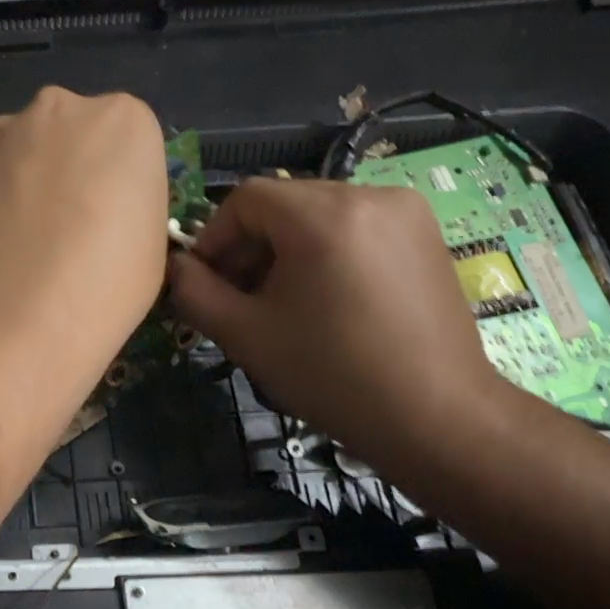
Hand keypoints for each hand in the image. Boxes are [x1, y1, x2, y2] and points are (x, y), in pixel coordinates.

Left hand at [0, 87, 168, 351]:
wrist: (18, 316)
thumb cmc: (104, 284)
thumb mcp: (149, 243)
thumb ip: (127, 205)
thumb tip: (102, 213)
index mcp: (124, 119)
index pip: (123, 142)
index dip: (114, 185)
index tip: (107, 222)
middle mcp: (59, 109)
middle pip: (65, 135)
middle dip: (63, 172)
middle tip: (60, 230)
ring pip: (14, 154)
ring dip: (17, 186)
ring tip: (15, 245)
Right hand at [167, 177, 500, 459]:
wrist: (431, 413)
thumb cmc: (328, 372)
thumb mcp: (244, 334)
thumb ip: (196, 292)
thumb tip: (178, 267)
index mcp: (323, 215)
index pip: (246, 198)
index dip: (212, 237)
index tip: (204, 283)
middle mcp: (369, 195)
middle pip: (284, 204)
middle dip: (250, 246)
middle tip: (238, 299)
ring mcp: (406, 213)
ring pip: (320, 215)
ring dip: (286, 251)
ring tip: (281, 304)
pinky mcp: (427, 236)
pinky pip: (356, 228)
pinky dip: (326, 253)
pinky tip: (325, 303)